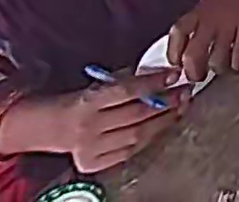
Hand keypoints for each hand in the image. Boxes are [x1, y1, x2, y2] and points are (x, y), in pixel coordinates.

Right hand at [1, 72, 185, 173]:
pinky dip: (149, 137)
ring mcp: (90, 150)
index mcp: (90, 102)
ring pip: (136, 136)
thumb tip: (164, 77)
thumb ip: (129, 81)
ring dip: (163, 121)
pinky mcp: (93, 165)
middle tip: (187, 91)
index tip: (176, 74)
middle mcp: (89, 129)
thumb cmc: (85, 97)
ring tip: (181, 107)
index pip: (129, 91)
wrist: (52, 127)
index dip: (155, 82)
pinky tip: (163, 125)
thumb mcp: (102, 83)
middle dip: (166, 103)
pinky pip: (129, 151)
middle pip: (136, 116)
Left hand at [165, 0, 238, 82]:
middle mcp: (210, 18)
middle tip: (199, 76)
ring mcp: (230, 22)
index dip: (173, 53)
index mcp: (199, 10)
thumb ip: (200, 21)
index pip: (177, 34)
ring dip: (217, 69)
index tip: (177, 63)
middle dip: (194, 72)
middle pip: (193, 55)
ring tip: (221, 69)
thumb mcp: (211, 0)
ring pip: (216, 59)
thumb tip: (190, 48)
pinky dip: (236, 63)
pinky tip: (237, 64)